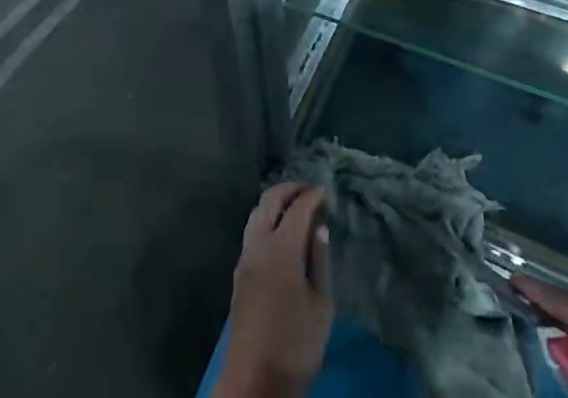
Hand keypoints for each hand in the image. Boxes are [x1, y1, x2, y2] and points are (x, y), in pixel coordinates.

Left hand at [213, 183, 333, 397]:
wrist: (254, 380)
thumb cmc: (296, 344)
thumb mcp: (321, 303)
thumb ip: (319, 259)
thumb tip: (319, 227)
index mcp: (281, 249)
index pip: (297, 208)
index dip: (314, 195)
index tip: (328, 189)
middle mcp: (257, 245)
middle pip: (269, 200)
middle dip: (291, 189)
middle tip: (312, 190)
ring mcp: (244, 257)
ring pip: (256, 213)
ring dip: (276, 202)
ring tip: (299, 206)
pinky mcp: (239, 272)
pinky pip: (252, 230)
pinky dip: (268, 218)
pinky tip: (284, 230)